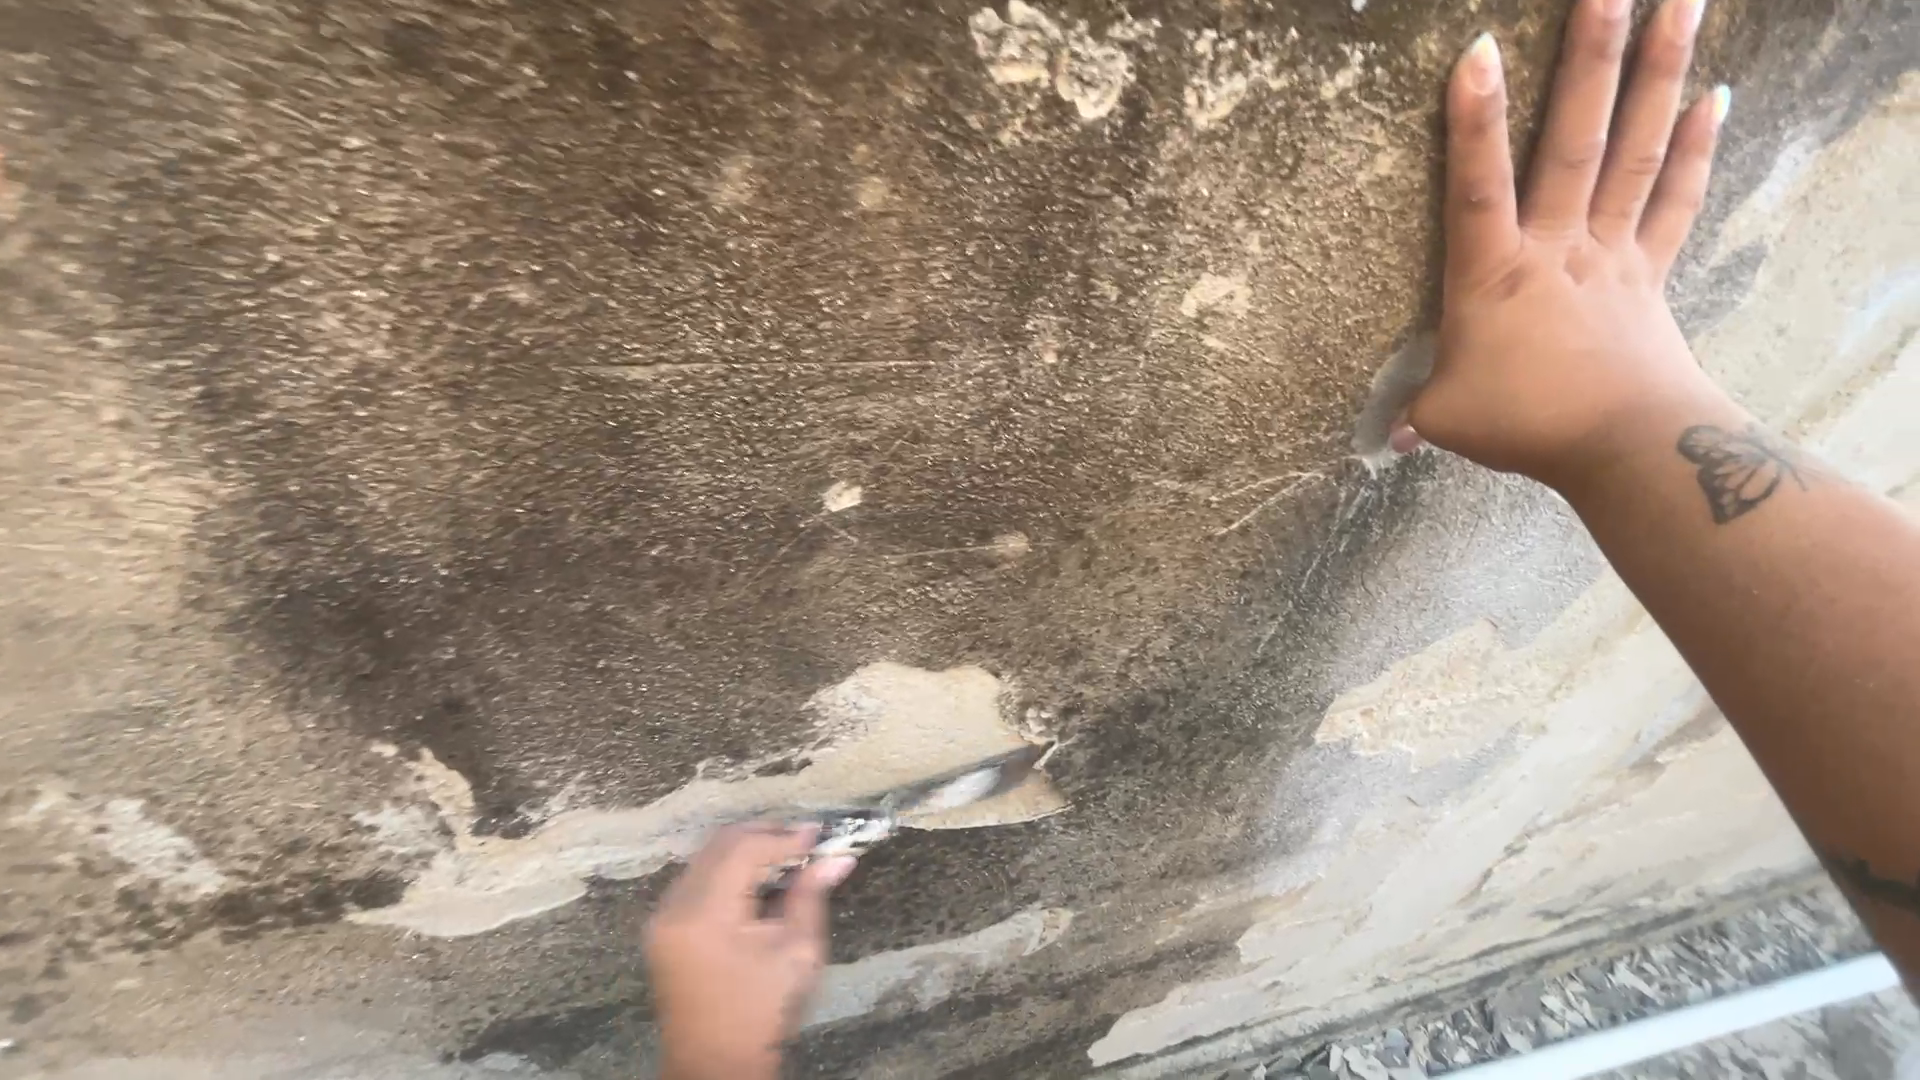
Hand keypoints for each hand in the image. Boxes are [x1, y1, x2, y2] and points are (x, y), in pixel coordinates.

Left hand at [645, 823, 857, 1079]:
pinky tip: (759, 875)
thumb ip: (811, 895)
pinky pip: (698, 874)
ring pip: (707, 853)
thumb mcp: (796, 952)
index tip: (817, 836)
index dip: (783, 837)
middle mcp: (674, 907)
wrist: (714, 1066)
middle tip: (804, 840)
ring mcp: (662, 915)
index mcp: (704, 916)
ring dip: (747, 847)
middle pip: (721, 843)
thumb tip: (839, 856)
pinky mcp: (663, 923)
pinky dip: (729, 865)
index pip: (744, 850)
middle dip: (765, 834)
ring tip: (787, 854)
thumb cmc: (761, 1013)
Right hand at [1405, 0, 1734, 488]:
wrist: (1622, 442)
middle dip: (1590, 61)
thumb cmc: (1521, 422)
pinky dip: (1696, 148)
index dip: (1473, 121)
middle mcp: (1555, 247)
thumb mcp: (1442, 418)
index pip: (1476, 187)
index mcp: (1492, 276)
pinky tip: (1716, 95)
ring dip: (1658, 76)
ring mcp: (1609, 253)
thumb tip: (1388, 439)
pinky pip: (1673, 200)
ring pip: (1633, 152)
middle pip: (1572, 143)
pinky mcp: (1647, 272)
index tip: (1479, 50)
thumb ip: (1412, 414)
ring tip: (1680, 2)